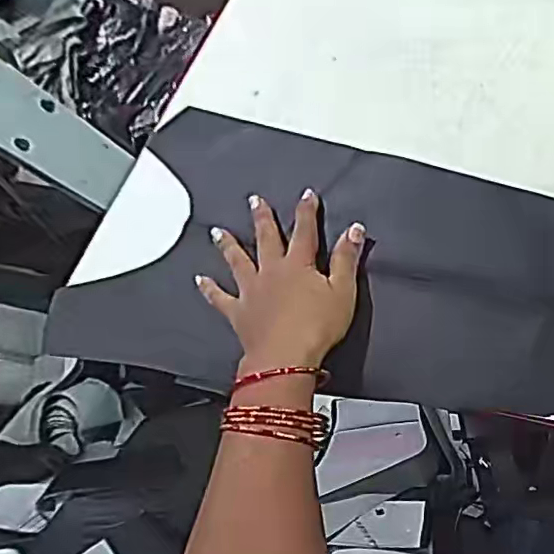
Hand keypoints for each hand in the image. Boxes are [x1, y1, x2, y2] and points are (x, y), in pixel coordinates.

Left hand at [197, 190, 364, 370]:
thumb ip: (346, 259)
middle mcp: (271, 272)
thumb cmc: (318, 327)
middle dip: (262, 218)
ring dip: (228, 245)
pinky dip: (209, 289)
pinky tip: (200, 280)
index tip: (306, 195)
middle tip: (254, 201)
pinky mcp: (239, 313)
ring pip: (238, 262)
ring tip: (218, 231)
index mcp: (298, 265)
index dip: (306, 212)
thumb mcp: (343, 291)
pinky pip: (220, 297)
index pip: (304, 232)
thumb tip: (354, 230)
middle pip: (266, 239)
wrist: (286, 357)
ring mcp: (251, 291)